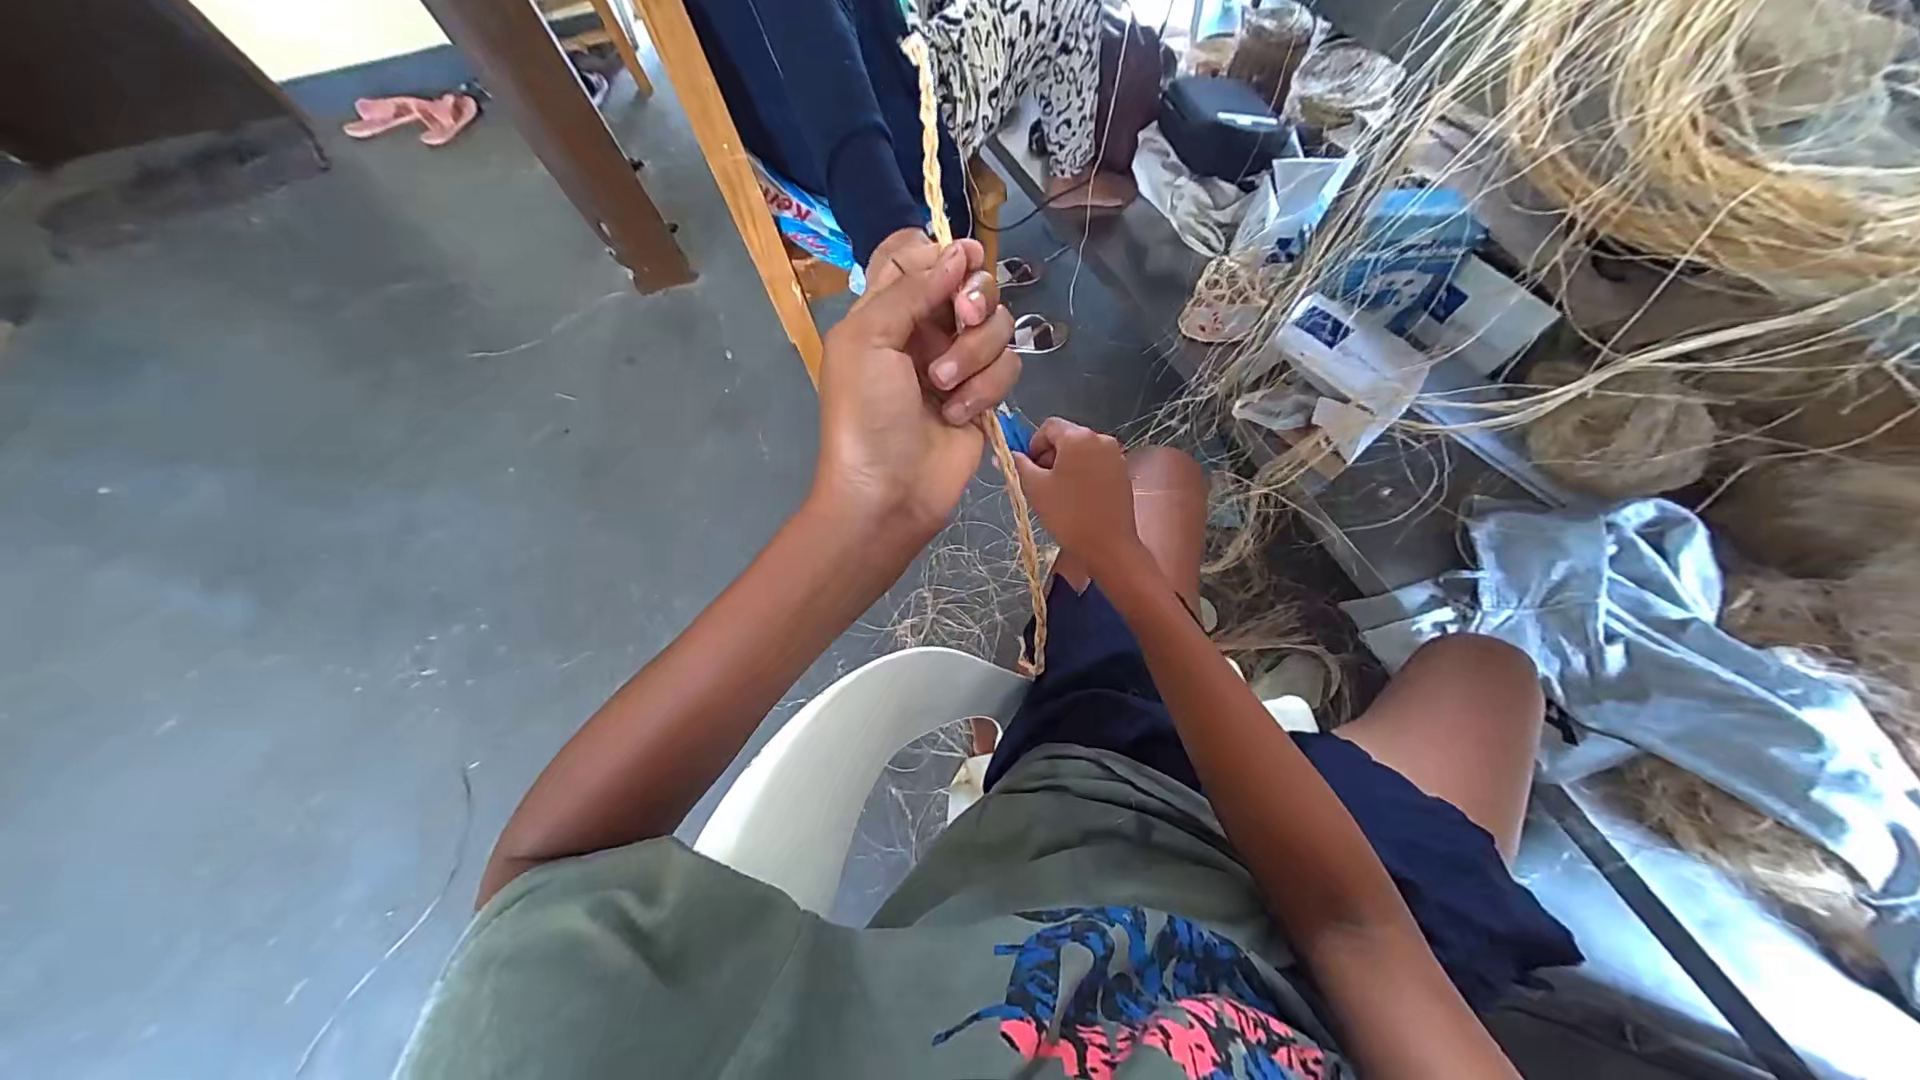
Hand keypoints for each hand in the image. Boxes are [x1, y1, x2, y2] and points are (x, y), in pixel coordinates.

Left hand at [814, 240, 1019, 538]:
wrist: (888, 492)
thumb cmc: (865, 414)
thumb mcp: (868, 339)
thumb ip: (911, 288)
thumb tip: (959, 252)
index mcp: (887, 309)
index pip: (920, 256)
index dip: (943, 253)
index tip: (961, 261)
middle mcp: (925, 330)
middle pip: (971, 284)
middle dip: (974, 300)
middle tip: (962, 320)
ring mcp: (958, 363)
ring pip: (998, 326)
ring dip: (974, 355)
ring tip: (943, 388)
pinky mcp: (983, 396)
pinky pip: (1008, 368)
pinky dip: (985, 390)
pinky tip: (958, 416)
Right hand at [1013, 417, 1149, 575]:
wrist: (1107, 545)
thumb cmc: (1067, 514)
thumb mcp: (1035, 488)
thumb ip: (1019, 464)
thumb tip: (1009, 453)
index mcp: (1078, 437)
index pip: (1048, 426)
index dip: (1033, 444)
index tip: (1029, 468)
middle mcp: (1100, 438)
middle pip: (1066, 437)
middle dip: (1049, 455)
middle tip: (1040, 482)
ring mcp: (1115, 455)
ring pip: (1081, 451)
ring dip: (1065, 464)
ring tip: (1058, 492)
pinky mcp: (1122, 472)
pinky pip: (1095, 463)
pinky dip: (1082, 472)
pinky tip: (1077, 497)